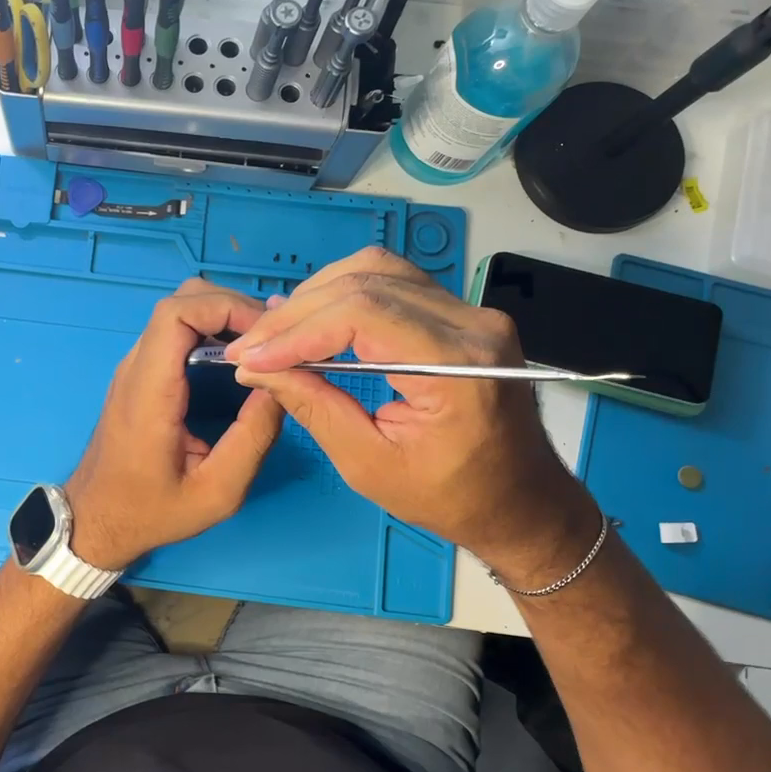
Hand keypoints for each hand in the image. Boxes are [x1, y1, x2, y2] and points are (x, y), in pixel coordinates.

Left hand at [64, 278, 286, 569]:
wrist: (97, 519)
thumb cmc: (151, 511)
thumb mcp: (216, 492)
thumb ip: (252, 439)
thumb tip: (281, 385)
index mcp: (149, 392)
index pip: (177, 313)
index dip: (225, 307)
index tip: (266, 333)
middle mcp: (136, 368)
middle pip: (181, 301)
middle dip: (232, 307)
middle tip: (274, 340)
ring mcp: (135, 368)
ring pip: (179, 312)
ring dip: (223, 318)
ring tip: (263, 349)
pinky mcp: (141, 375)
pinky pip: (176, 333)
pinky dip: (211, 331)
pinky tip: (239, 360)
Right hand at [227, 247, 602, 586]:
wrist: (520, 501)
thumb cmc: (449, 498)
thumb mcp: (369, 464)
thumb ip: (314, 408)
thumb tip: (256, 369)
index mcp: (457, 366)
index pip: (363, 314)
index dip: (297, 330)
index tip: (250, 357)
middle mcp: (472, 324)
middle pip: (366, 282)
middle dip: (296, 312)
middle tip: (250, 347)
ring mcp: (472, 313)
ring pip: (377, 270)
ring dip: (316, 297)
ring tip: (276, 334)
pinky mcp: (463, 314)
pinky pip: (393, 283)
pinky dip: (343, 296)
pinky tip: (313, 322)